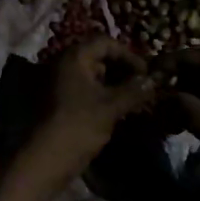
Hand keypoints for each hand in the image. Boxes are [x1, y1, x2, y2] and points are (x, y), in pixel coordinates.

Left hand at [27, 36, 155, 182]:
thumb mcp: (110, 107)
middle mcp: (66, 63)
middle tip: (143, 87)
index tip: (146, 73)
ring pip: (94, 75)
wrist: (47, 157)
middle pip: (99, 56)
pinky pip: (88, 89)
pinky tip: (121, 110)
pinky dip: (105, 95)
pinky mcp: (63, 100)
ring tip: (136, 100)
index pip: (105, 42)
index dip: (128, 54)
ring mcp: (63, 82)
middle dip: (123, 70)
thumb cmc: (79, 125)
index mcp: (75, 57)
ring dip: (115, 84)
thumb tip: (153, 80)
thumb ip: (133, 90)